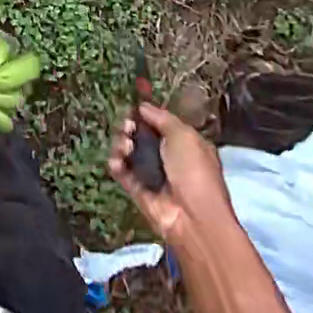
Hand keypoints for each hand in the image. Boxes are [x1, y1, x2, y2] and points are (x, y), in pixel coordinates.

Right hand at [108, 103, 232, 244]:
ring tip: (125, 145)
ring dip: (122, 142)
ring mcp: (150, 171)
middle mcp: (165, 154)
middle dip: (130, 125)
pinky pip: (121, 170)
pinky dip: (117, 162)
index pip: (160, 119)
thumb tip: (142, 106)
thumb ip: (162, 117)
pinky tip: (118, 160)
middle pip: (139, 132)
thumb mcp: (184, 136)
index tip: (133, 95)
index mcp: (183, 141)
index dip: (146, 108)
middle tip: (128, 126)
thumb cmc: (194, 172)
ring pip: (127, 149)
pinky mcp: (136, 187)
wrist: (193, 217)